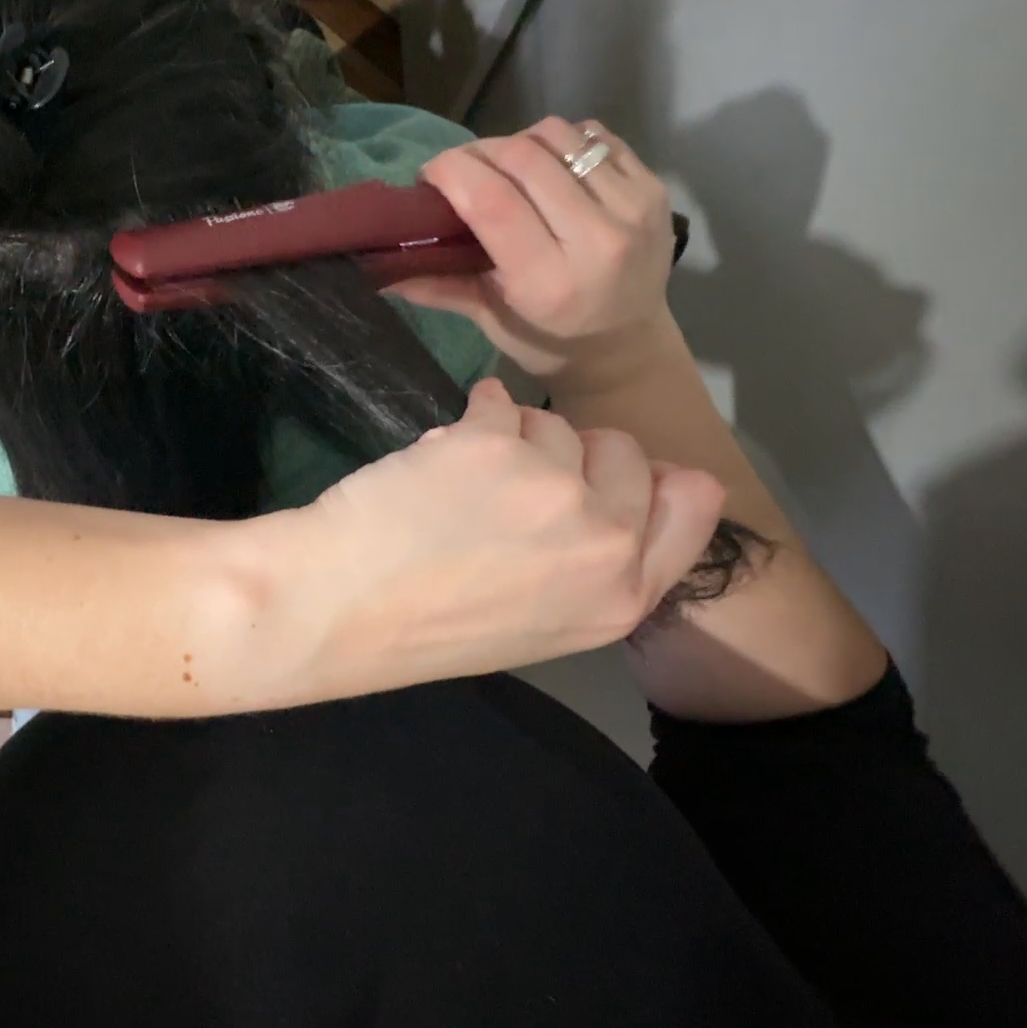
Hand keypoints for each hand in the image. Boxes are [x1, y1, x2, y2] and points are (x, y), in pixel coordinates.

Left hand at [245, 378, 725, 706]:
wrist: (333, 611)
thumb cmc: (420, 626)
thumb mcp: (531, 618)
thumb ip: (579, 559)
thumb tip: (593, 485)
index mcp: (621, 598)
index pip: (693, 501)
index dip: (646, 478)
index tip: (597, 475)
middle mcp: (605, 542)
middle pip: (624, 450)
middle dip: (568, 453)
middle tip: (509, 480)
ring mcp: (553, 489)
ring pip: (553, 423)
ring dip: (509, 438)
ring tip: (454, 484)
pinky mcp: (493, 447)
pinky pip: (496, 401)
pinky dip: (472, 414)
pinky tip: (436, 453)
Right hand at [389, 118, 680, 392]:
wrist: (626, 347)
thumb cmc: (546, 342)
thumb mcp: (488, 321)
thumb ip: (438, 287)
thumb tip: (379, 269)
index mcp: (547, 282)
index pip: (494, 201)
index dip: (454, 172)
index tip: (429, 175)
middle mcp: (596, 239)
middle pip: (524, 158)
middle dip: (477, 152)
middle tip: (457, 170)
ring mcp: (632, 208)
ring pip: (558, 136)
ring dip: (517, 142)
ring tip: (501, 167)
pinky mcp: (653, 187)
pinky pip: (594, 136)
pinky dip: (559, 143)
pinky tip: (544, 168)